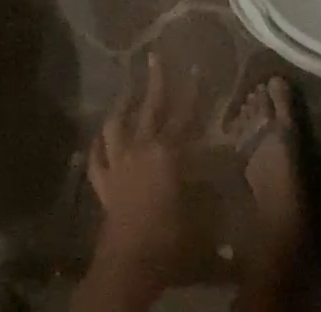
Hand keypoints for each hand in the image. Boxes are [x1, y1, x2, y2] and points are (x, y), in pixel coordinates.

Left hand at [87, 54, 199, 281]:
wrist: (131, 262)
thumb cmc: (172, 235)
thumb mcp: (203, 208)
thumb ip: (212, 181)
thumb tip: (223, 162)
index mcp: (168, 151)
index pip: (186, 114)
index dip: (194, 91)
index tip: (197, 68)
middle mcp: (141, 149)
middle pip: (149, 109)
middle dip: (155, 82)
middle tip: (155, 57)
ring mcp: (118, 165)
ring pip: (116, 126)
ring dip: (122, 107)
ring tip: (125, 93)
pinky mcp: (104, 185)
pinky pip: (97, 159)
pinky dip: (98, 146)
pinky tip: (98, 138)